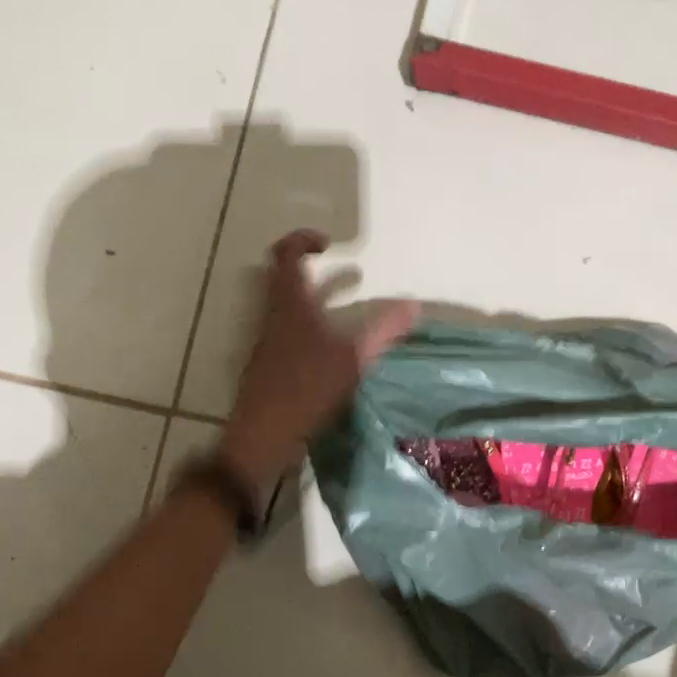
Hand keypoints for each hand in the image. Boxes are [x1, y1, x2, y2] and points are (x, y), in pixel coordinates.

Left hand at [218, 230, 419, 489]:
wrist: (263, 435)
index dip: (303, 240)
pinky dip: (304, 326)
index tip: (329, 244)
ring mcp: (264, 342)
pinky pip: (283, 331)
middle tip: (339, 274)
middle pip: (281, 278)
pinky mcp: (264, 365)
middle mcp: (271, 316)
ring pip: (282, 306)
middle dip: (309, 270)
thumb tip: (414, 305)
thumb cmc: (307, 391)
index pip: (286, 254)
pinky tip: (326, 350)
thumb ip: (383, 330)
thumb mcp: (352, 360)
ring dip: (309, 300)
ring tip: (339, 311)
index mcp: (288, 304)